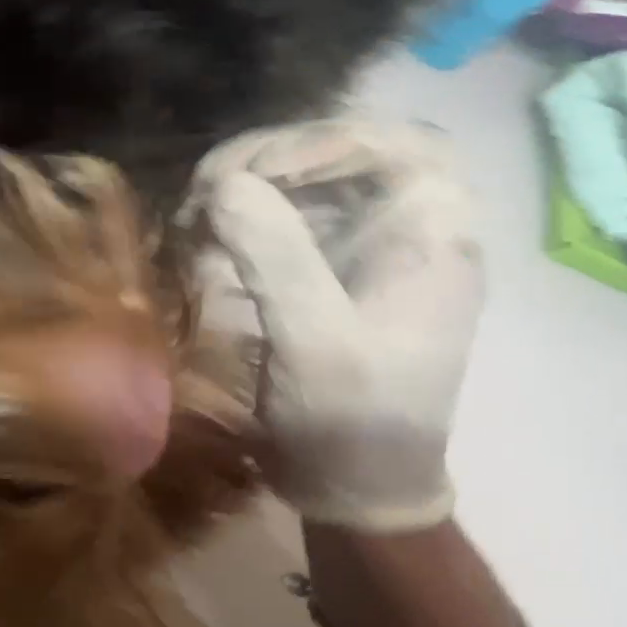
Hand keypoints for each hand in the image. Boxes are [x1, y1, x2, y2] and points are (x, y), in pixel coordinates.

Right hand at [185, 120, 484, 530]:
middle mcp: (401, 231)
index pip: (397, 144)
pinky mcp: (321, 270)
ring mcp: (358, 249)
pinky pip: (277, 217)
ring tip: (195, 215)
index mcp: (431, 240)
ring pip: (302, 179)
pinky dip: (234, 218)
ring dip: (243, 186)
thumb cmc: (353, 420)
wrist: (351, 487)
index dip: (323, 139)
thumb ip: (277, 255)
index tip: (255, 174)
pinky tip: (201, 239)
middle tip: (205, 192)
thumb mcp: (316, 340)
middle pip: (340, 151)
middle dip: (266, 159)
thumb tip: (224, 183)